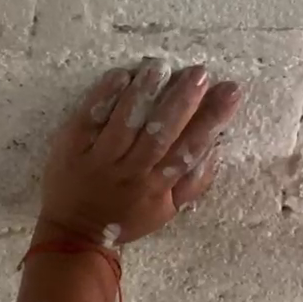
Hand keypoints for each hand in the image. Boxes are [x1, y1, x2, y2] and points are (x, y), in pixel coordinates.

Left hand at [36, 58, 243, 246]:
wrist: (73, 234)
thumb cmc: (125, 217)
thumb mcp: (166, 210)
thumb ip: (193, 182)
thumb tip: (217, 147)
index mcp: (158, 186)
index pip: (191, 147)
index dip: (212, 119)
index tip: (230, 90)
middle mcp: (132, 171)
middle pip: (161, 133)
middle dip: (183, 101)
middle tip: (200, 73)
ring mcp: (100, 157)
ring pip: (127, 123)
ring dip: (145, 93)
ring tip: (162, 67)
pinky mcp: (72, 145)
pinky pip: (90, 118)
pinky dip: (106, 96)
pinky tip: (121, 75)